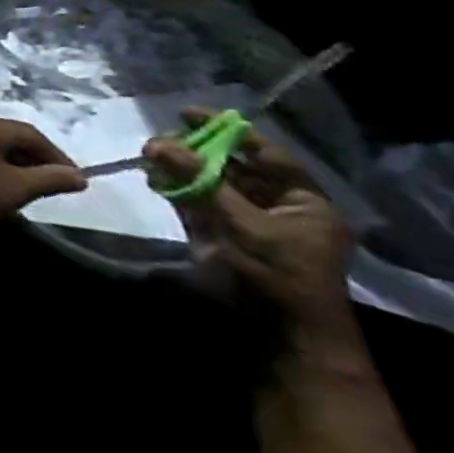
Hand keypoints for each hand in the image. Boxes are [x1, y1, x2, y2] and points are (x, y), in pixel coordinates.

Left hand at [0, 115, 85, 231]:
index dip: (55, 156)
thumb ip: (51, 179)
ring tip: (30, 185)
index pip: (30, 134)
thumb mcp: (18, 188)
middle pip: (8, 137)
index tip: (74, 177)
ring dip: (12, 163)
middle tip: (54, 181)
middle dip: (34, 159)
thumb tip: (81, 178)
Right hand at [145, 109, 355, 327]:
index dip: (229, 131)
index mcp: (303, 203)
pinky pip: (194, 205)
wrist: (277, 339)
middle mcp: (276, 208)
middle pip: (234, 167)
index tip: (189, 113)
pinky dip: (174, 190)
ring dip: (181, 169)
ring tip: (150, 153)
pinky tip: (153, 176)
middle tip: (162, 136)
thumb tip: (156, 143)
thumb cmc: (278, 276)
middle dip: (197, 150)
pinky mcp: (218, 239)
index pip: (266, 154)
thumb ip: (201, 181)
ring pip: (210, 185)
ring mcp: (245, 224)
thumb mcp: (244, 225)